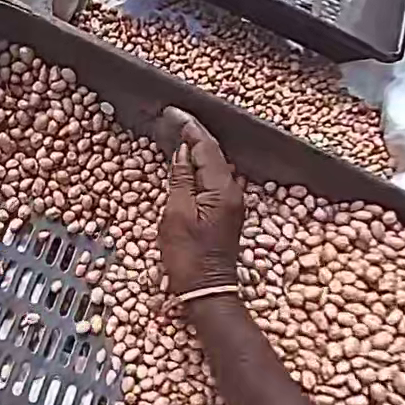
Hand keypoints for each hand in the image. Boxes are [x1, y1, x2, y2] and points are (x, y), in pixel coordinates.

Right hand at [159, 107, 245, 295]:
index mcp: (222, 190)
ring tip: (176, 133)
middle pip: (213, 153)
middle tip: (172, 118)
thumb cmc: (188, 258)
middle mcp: (232, 192)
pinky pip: (211, 179)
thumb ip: (180, 181)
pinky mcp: (224, 212)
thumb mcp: (176, 216)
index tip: (173, 113)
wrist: (207, 291)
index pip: (206, 148)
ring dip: (195, 148)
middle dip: (193, 134)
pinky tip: (184, 162)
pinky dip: (197, 166)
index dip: (190, 128)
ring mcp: (230, 203)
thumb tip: (180, 154)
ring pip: (213, 165)